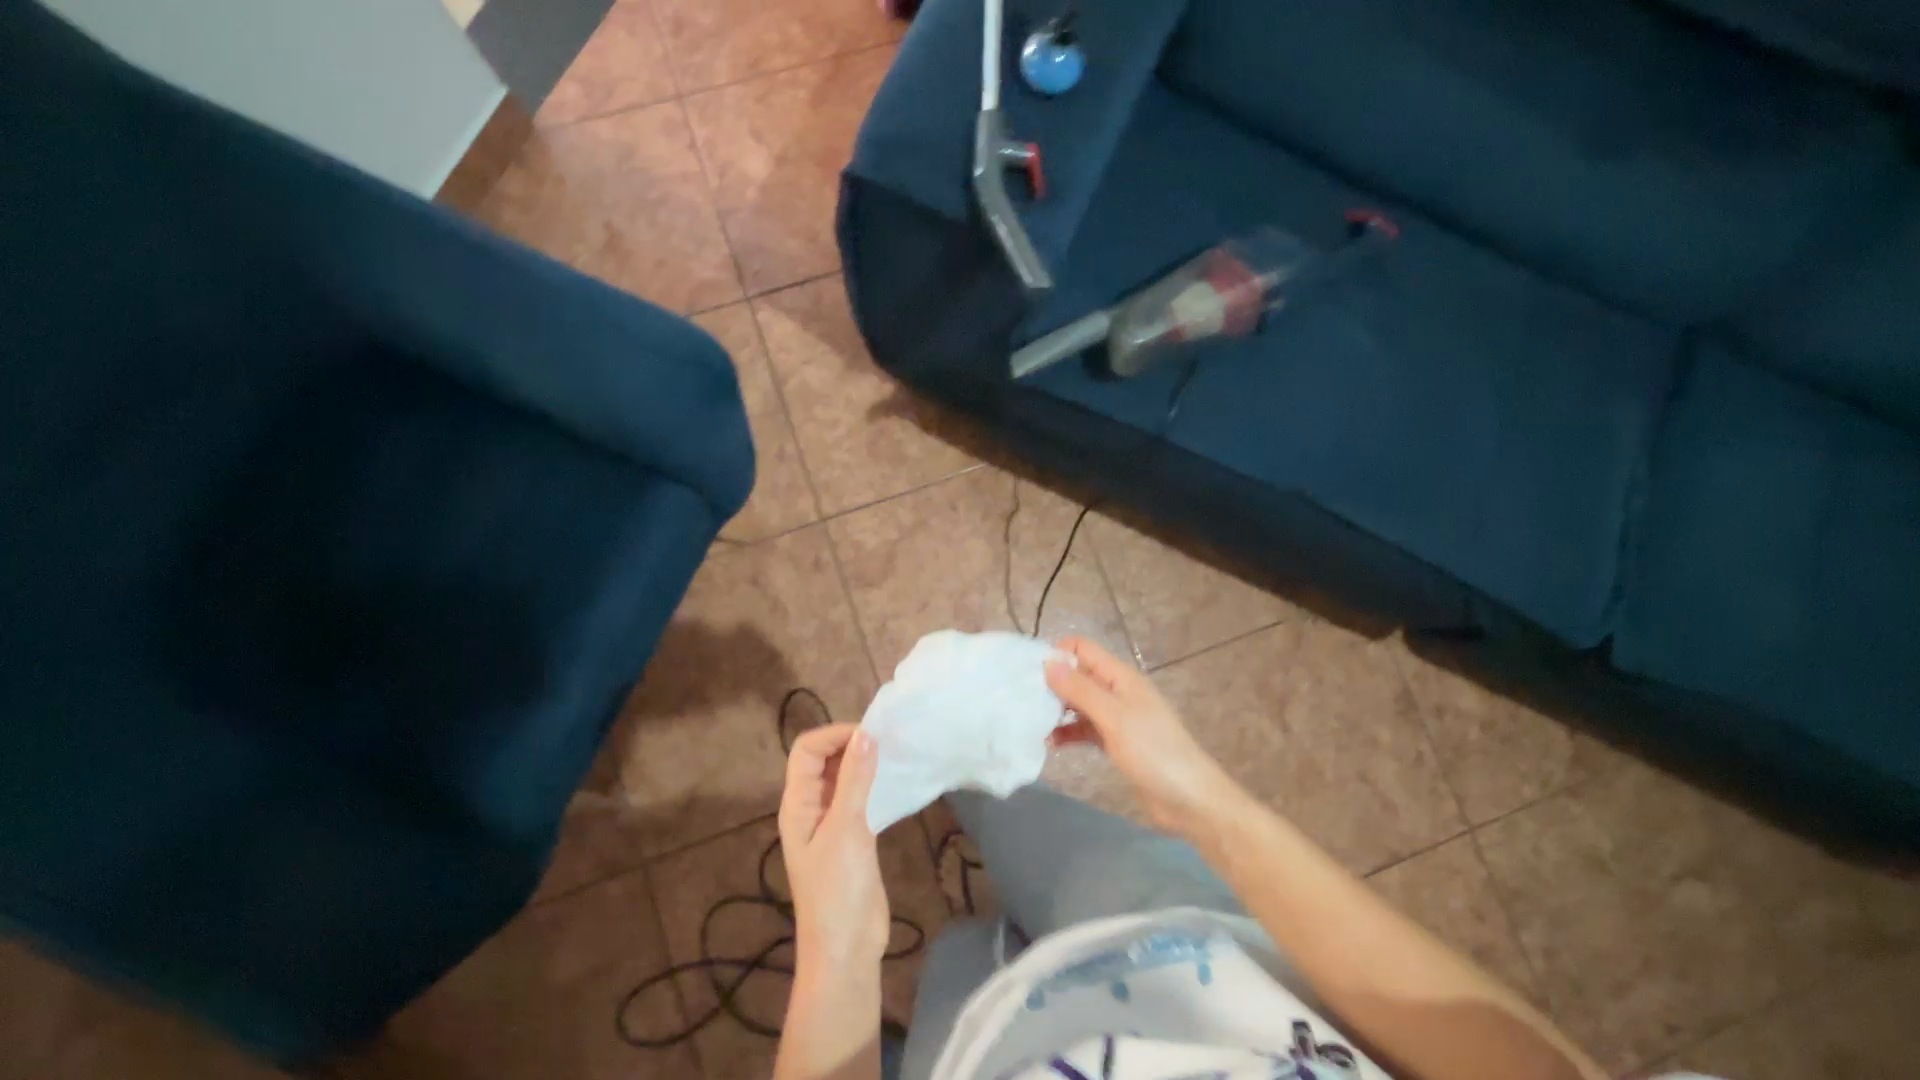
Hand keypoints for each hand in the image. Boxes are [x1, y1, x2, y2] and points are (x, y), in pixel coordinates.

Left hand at [778, 724, 888, 971]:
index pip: (807, 750)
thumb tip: (866, 734)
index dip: (835, 735)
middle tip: (887, 742)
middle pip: (823, 760)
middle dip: (850, 744)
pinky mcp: (853, 839)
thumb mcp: (846, 830)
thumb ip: (856, 780)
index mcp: (797, 804)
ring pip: (843, 779)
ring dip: (864, 764)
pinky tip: (896, 783)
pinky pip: (859, 799)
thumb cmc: (838, 889)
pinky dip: (874, 785)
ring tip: (895, 756)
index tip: (871, 736)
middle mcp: (810, 809)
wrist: (846, 948)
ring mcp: (831, 825)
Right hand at [1046, 636, 1241, 837]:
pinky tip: (1051, 745)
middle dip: (1052, 684)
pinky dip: (1068, 733)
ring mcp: (1117, 718)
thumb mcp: (1114, 717)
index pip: (1083, 649)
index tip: (1029, 675)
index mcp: (1121, 677)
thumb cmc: (1154, 752)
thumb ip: (1081, 690)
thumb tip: (1047, 663)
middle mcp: (1118, 692)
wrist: (1189, 799)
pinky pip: (1085, 729)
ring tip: (1032, 726)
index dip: (1056, 654)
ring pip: (1079, 704)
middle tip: (1024, 703)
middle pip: (1078, 675)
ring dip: (1056, 711)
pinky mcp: (1116, 742)